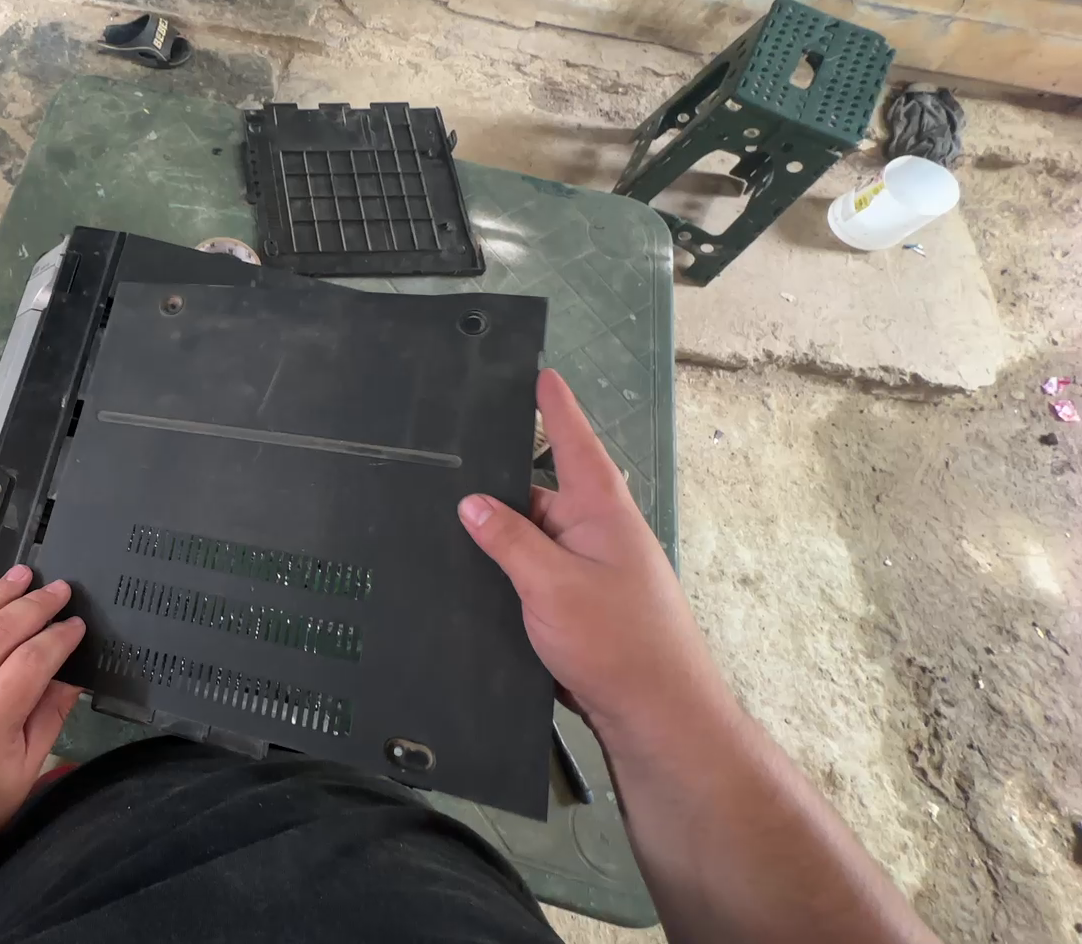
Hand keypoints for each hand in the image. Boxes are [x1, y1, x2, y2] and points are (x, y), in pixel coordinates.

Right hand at [456, 369, 731, 742]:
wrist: (653, 716)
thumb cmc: (616, 640)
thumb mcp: (553, 583)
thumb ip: (509, 539)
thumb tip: (470, 501)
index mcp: (602, 513)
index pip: (576, 446)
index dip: (557, 409)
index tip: (541, 373)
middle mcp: (592, 532)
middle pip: (535, 491)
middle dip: (494, 480)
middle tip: (443, 461)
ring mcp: (580, 568)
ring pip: (524, 534)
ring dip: (491, 531)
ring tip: (436, 515)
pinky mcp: (566, 599)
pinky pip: (523, 567)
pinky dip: (496, 563)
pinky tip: (460, 566)